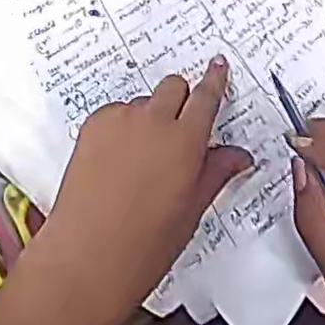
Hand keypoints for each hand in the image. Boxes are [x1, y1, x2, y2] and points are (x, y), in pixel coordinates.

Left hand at [17, 56, 252, 324]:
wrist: (86, 257)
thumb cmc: (142, 246)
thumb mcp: (190, 211)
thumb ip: (215, 172)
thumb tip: (238, 156)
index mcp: (184, 142)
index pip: (206, 97)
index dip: (215, 80)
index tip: (218, 67)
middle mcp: (153, 121)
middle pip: (173, 86)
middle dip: (181, 100)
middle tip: (179, 129)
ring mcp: (119, 119)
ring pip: (143, 101)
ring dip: (149, 118)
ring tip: (142, 161)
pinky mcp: (93, 123)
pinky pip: (115, 112)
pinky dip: (121, 127)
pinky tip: (117, 161)